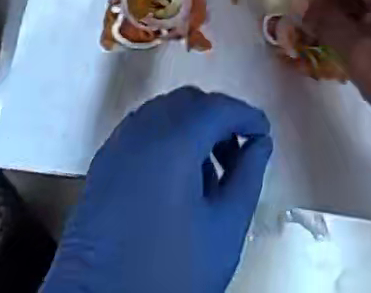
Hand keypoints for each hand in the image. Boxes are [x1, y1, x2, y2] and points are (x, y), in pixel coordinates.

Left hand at [42, 87, 272, 292]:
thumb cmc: (169, 269)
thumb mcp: (224, 229)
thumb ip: (247, 178)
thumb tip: (261, 143)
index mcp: (174, 138)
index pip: (217, 106)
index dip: (246, 115)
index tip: (265, 133)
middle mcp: (143, 127)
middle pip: (189, 101)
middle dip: (219, 119)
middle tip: (240, 155)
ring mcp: (119, 140)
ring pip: (164, 111)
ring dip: (192, 128)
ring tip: (211, 175)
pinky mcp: (104, 158)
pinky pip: (143, 129)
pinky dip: (167, 138)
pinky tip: (179, 180)